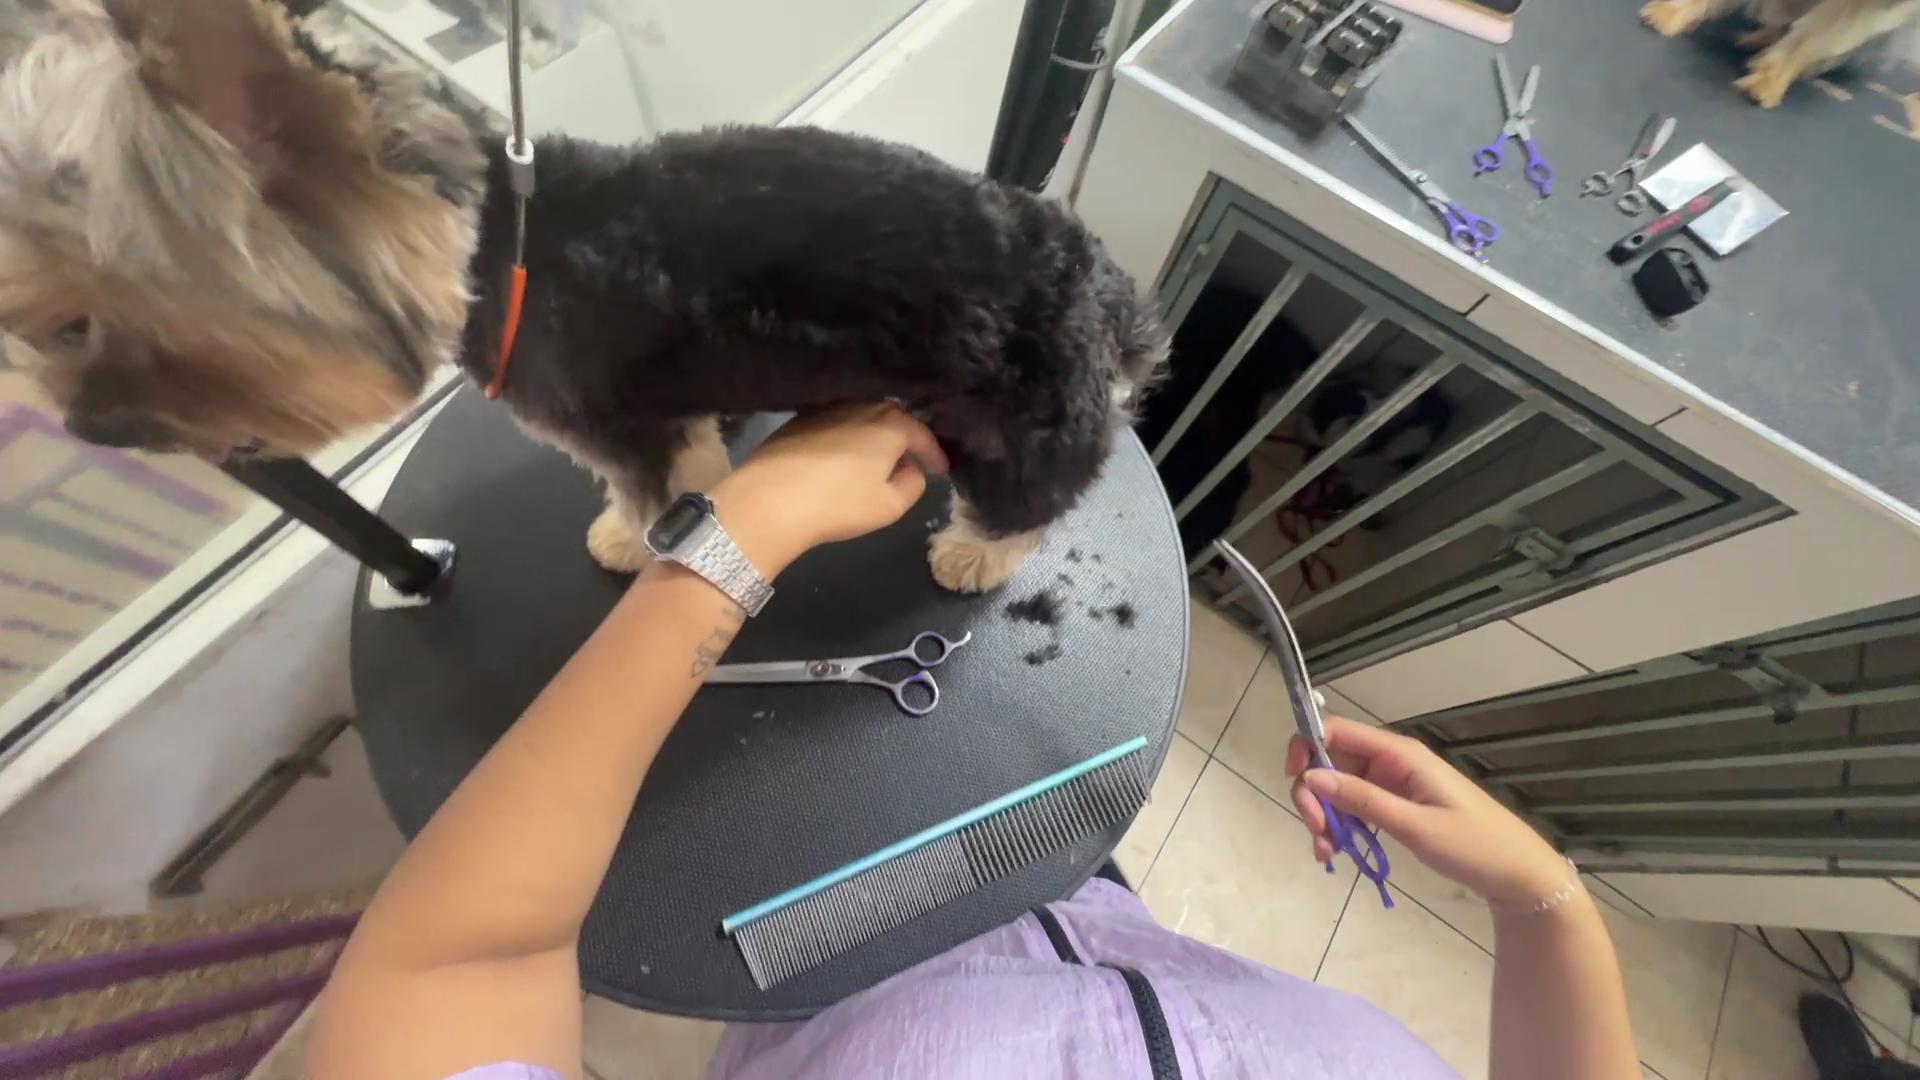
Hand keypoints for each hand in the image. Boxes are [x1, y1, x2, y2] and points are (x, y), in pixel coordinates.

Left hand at [709, 403, 947, 574]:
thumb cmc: (839, 503)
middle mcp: (862, 405)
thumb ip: (914, 484)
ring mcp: (827, 408)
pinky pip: (837, 423)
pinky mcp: (799, 418)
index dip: (935, 455)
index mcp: (891, 423)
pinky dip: (848, 436)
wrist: (770, 499)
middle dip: (905, 440)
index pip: (922, 435)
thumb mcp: (891, 505)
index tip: (942, 471)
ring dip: (875, 437)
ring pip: (863, 418)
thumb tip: (911, 469)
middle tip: (911, 462)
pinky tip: (844, 456)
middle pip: (893, 418)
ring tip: (878, 460)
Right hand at [1286, 718, 1570, 907]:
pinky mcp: (1393, 804)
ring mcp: (1391, 783)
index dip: (1306, 746)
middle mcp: (1390, 761)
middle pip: (1330, 761)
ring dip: (1323, 815)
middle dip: (1314, 793)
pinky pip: (1352, 806)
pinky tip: (1335, 852)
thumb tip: (1311, 777)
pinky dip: (1338, 826)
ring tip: (1326, 851)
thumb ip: (1362, 799)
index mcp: (1399, 754)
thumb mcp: (1417, 827)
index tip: (1295, 780)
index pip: (1335, 730)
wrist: (1525, 882)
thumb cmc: (1478, 848)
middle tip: (1315, 831)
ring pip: (1336, 786)